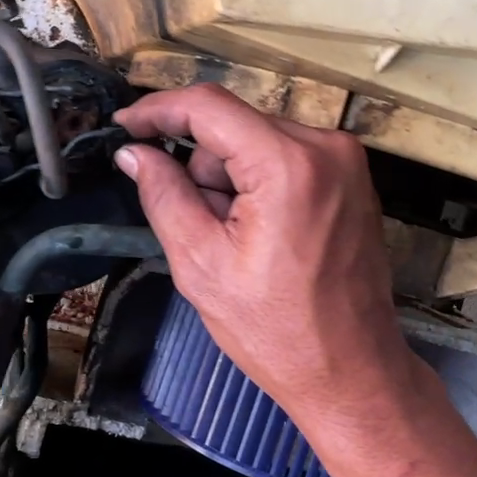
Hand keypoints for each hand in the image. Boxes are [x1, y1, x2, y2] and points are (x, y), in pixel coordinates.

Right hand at [113, 86, 476, 476]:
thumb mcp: (201, 265)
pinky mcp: (351, 175)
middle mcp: (326, 146)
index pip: (209, 106)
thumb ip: (163, 195)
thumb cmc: (278, 330)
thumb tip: (134, 152)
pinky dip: (259, 184)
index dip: (159, 110)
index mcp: (288, 165)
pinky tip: (264, 235)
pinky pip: (284, 157)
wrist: (352, 369)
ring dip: (232, 181)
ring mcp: (345, 159)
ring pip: (255, 141)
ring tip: (241, 243)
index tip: (125, 125)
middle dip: (203, 169)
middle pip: (233, 127)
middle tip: (205, 230)